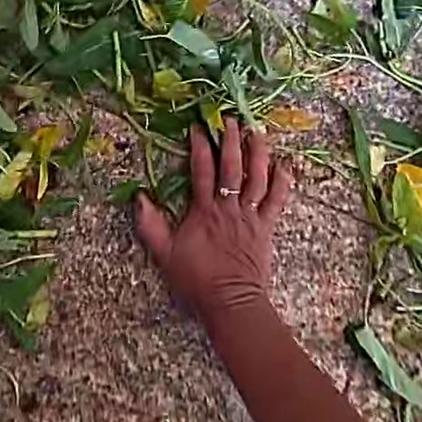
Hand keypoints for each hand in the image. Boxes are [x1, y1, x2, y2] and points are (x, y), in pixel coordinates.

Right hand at [136, 119, 291, 330]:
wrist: (231, 302)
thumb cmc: (197, 279)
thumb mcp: (165, 253)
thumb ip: (150, 225)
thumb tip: (138, 196)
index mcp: (205, 210)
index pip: (202, 169)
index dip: (200, 146)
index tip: (198, 127)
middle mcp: (229, 207)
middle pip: (232, 166)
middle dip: (232, 140)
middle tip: (231, 119)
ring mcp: (251, 215)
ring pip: (257, 177)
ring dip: (258, 152)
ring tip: (257, 131)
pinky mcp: (266, 226)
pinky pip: (277, 200)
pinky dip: (282, 181)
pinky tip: (283, 164)